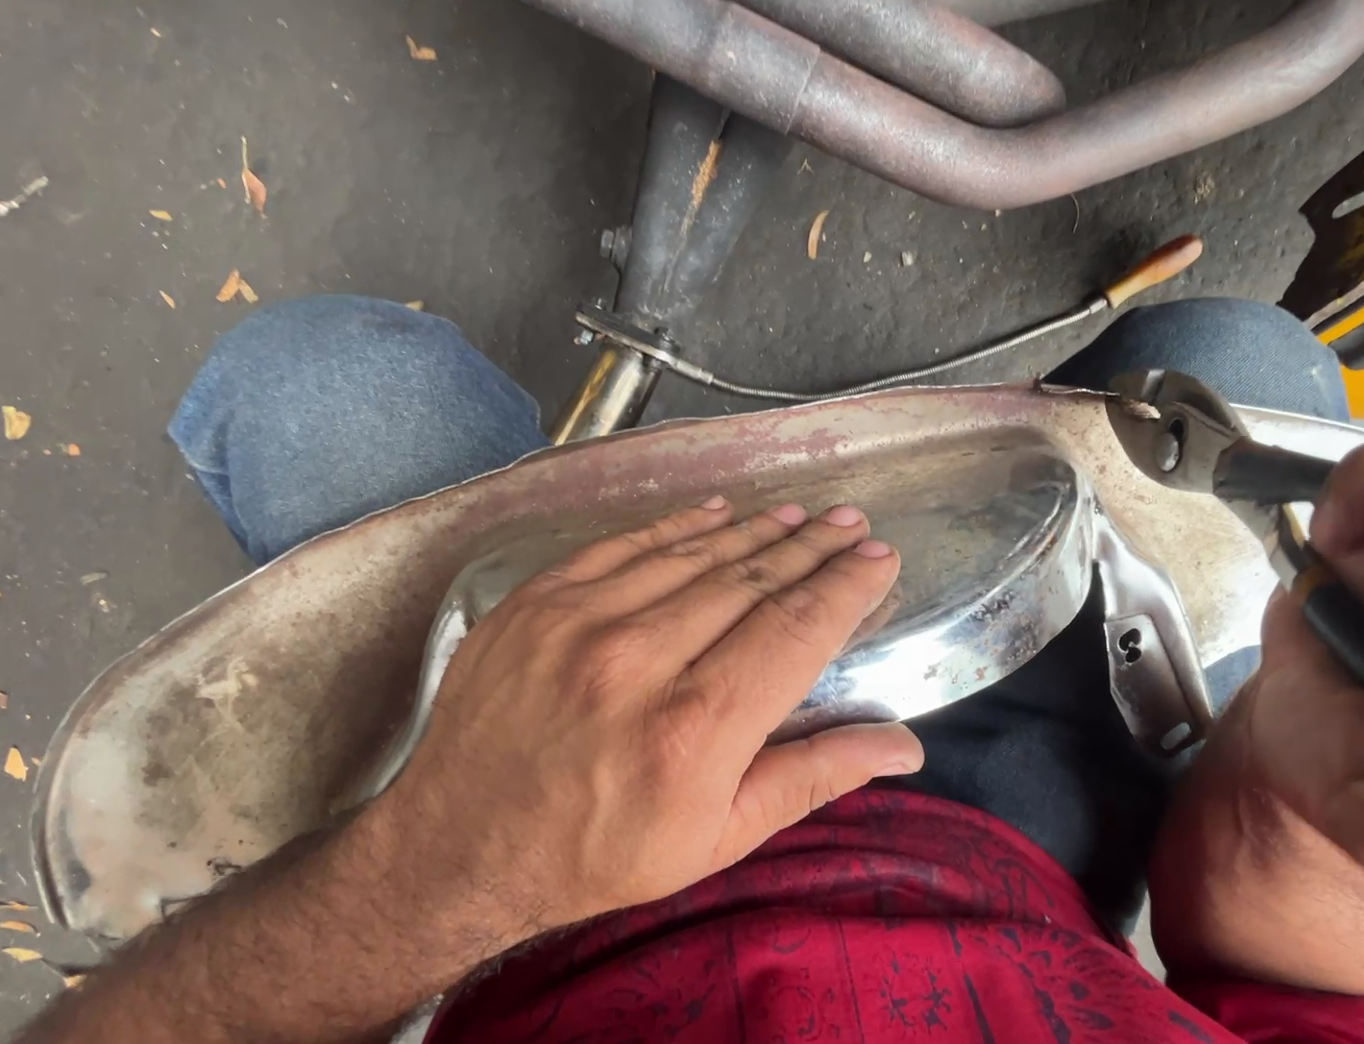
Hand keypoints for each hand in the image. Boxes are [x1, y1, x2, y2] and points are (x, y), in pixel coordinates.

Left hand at [363, 498, 923, 936]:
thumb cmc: (600, 852)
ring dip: (756, 529)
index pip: (794, 631)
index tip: (879, 559)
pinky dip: (680, 524)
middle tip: (851, 523)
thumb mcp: (716, 839)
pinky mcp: (539, 600)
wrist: (460, 845)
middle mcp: (639, 663)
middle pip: (750, 581)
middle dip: (812, 547)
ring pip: (694, 555)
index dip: (845, 588)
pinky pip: (627, 545)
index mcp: (694, 731)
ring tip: (800, 514)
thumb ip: (811, 778)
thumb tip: (904, 747)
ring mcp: (580, 622)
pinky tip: (719, 510)